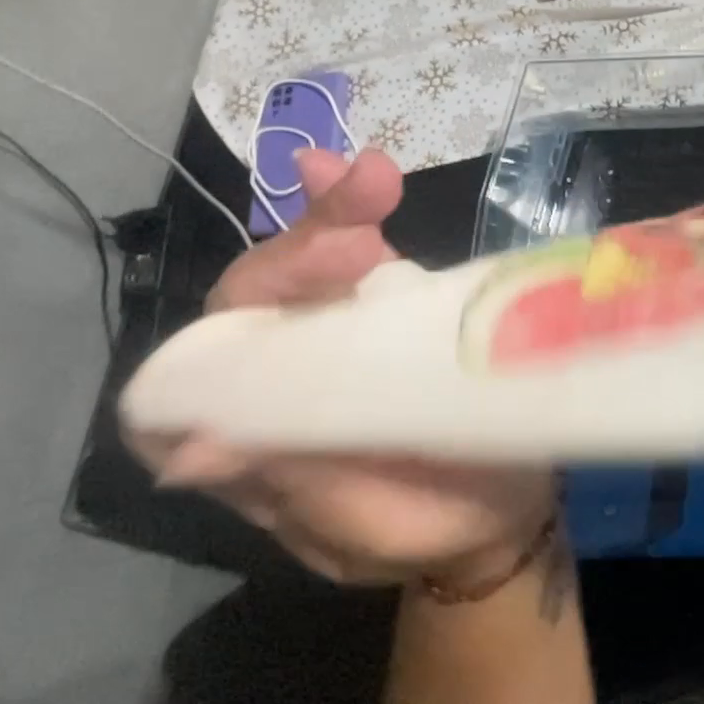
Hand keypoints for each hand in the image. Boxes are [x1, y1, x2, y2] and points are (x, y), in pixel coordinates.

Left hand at [128, 149, 557, 589]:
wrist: (513, 505)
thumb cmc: (452, 525)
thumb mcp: (384, 527)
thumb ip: (303, 491)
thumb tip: (191, 453)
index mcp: (258, 449)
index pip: (194, 382)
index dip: (237, 325)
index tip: (312, 290)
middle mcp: (278, 389)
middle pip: (253, 306)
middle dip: (301, 246)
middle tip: (368, 201)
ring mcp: (331, 345)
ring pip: (301, 271)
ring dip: (329, 214)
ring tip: (372, 177)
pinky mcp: (379, 316)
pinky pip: (352, 261)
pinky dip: (352, 213)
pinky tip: (367, 175)